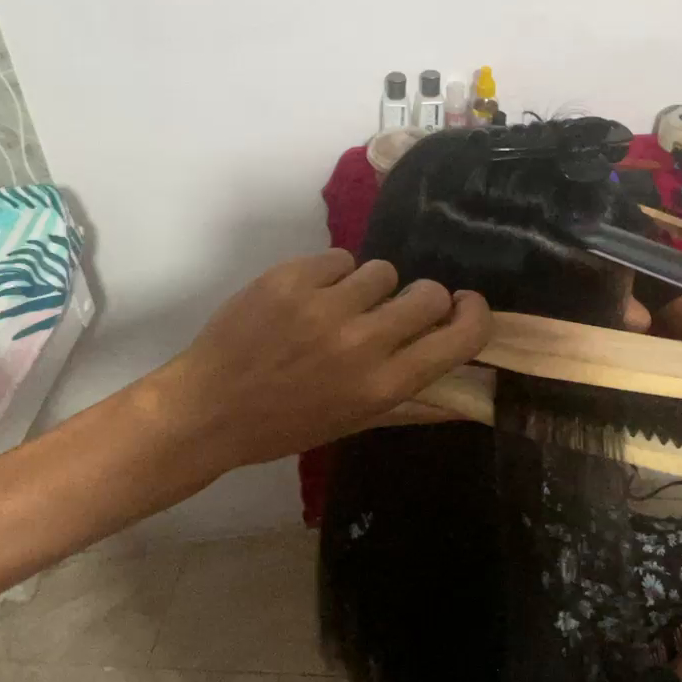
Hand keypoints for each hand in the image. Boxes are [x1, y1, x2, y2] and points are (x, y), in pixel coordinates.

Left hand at [155, 250, 491, 468]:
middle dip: (420, 299)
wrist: (208, 407)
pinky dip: (330, 274)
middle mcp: (362, 342)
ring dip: (369, 287)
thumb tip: (472, 401)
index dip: (474, 315)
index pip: (461, 337)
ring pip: (382, 270)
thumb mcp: (355, 423)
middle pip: (429, 292)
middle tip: (391, 312)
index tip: (465, 306)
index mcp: (383, 385)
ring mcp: (325, 305)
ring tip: (338, 307)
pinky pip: (339, 257)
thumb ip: (415, 405)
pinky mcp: (292, 276)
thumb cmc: (285, 424)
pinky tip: (306, 299)